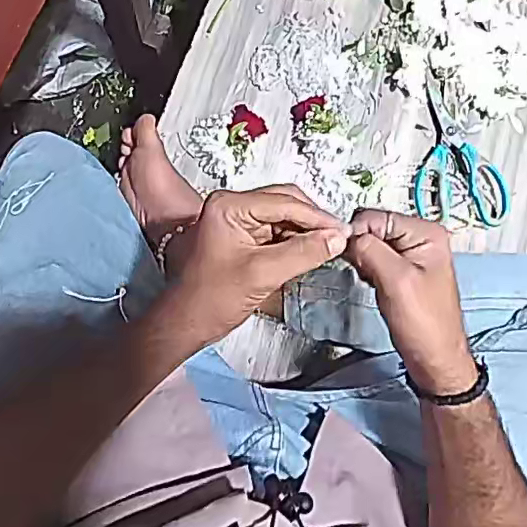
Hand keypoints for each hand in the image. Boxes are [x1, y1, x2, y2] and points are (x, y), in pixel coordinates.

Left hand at [158, 186, 349, 346]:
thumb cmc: (211, 298)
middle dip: (313, 221)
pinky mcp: (241, 235)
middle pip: (285, 203)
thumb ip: (303, 253)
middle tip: (339, 237)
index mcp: (229, 205)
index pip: (284, 202)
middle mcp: (231, 205)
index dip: (317, 217)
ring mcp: (236, 219)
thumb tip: (336, 238)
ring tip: (329, 245)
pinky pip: (276, 230)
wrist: (185, 324)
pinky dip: (295, 239)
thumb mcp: (262, 273)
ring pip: (283, 216)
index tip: (342, 231)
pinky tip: (311, 251)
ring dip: (306, 230)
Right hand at [343, 209, 479, 396]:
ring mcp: (410, 253)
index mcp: (426, 232)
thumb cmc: (426, 326)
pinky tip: (375, 285)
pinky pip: (373, 258)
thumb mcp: (396, 281)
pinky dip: (367, 270)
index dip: (358, 234)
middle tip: (368, 273)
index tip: (352, 257)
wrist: (434, 360)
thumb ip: (370, 250)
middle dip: (361, 249)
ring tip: (375, 282)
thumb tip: (348, 234)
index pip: (376, 216)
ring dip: (363, 261)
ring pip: (370, 243)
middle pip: (372, 227)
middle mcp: (420, 237)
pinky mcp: (401, 268)